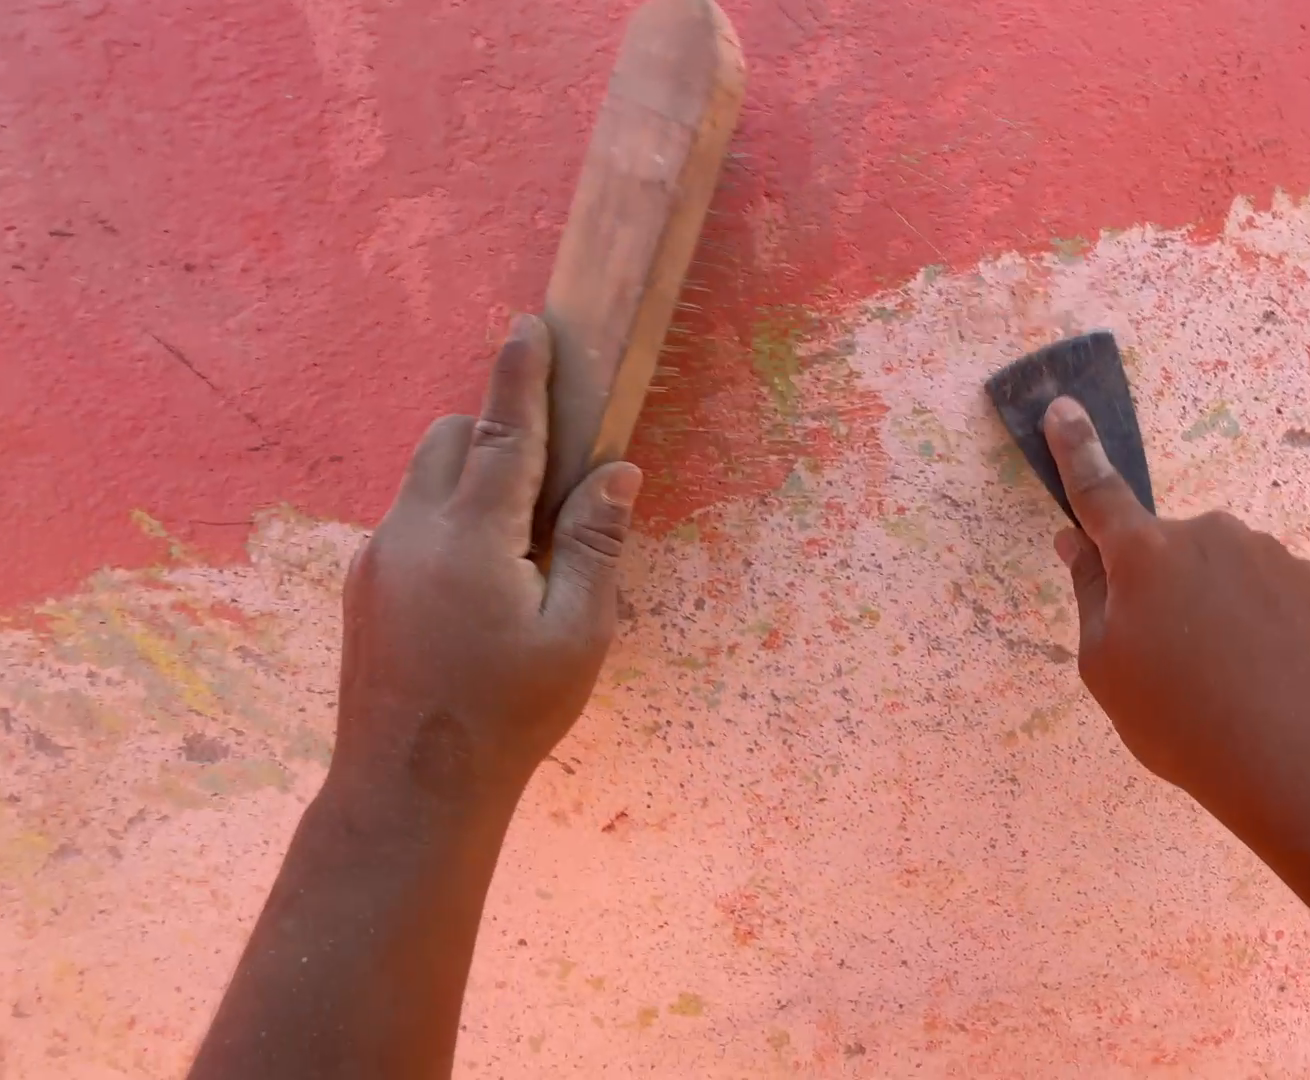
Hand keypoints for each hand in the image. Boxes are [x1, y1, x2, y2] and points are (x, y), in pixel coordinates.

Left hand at [332, 314, 641, 806]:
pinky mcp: (366, 584)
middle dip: (497, 431)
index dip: (518, 379)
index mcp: (470, 539)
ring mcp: (378, 558)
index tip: (529, 327)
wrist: (414, 786)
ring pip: (424, 478)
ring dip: (475, 476)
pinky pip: (412, 518)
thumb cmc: (515, 708)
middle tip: (553, 476)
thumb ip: (595, 541)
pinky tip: (486, 578)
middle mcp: (410, 533)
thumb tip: (618, 471)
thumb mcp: (579, 629)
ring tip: (524, 540)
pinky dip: (453, 514)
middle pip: (448, 442)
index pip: (499, 437)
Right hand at [1043, 397, 1309, 846]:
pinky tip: (1267, 673)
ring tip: (1225, 678)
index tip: (1061, 407)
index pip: (1096, 490)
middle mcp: (1207, 534)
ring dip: (1209, 604)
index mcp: (1145, 554)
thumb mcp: (1105, 669)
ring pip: (1216, 570)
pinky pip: (1263, 588)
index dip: (1075, 449)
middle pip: (1162, 549)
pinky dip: (1254, 619)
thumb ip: (1089, 595)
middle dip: (1156, 584)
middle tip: (1167, 657)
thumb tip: (1076, 542)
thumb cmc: (1181, 720)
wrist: (1309, 763)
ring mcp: (1266, 554)